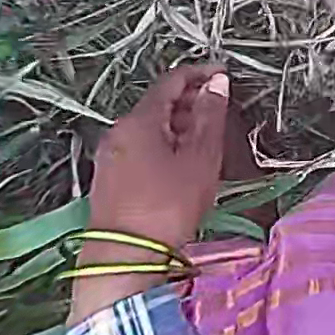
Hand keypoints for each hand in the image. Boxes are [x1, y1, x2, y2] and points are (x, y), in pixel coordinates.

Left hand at [69, 64, 228, 324]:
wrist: (124, 260)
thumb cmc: (168, 204)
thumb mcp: (200, 158)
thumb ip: (210, 116)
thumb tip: (217, 82)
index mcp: (139, 120)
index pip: (172, 81)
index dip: (200, 73)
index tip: (224, 74)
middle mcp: (118, 131)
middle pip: (159, 103)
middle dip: (191, 100)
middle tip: (220, 109)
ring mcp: (110, 156)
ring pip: (149, 126)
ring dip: (179, 124)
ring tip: (207, 138)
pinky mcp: (109, 178)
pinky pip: (141, 146)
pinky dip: (164, 143)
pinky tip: (182, 162)